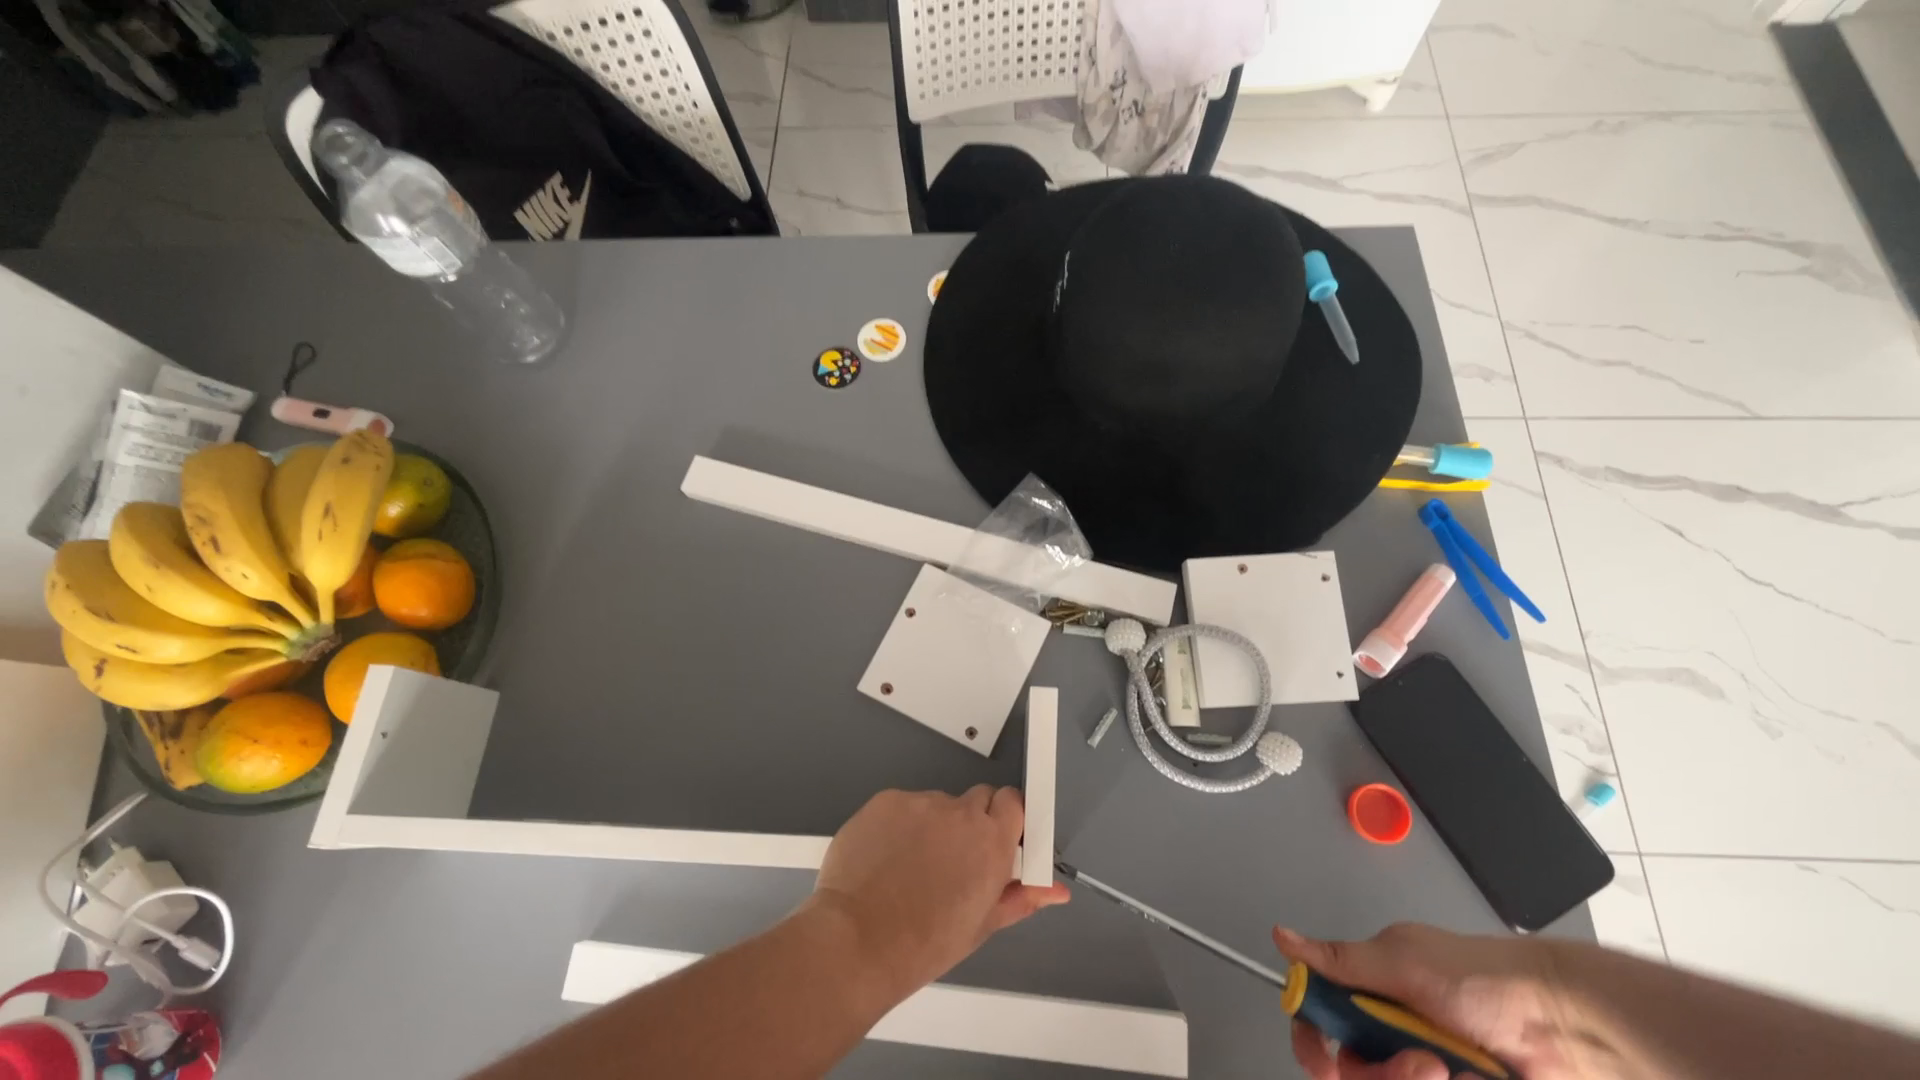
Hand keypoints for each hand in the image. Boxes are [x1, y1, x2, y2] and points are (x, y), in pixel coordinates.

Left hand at [807, 786, 1070, 997]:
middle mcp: (960, 813)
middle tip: (954, 859)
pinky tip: (887, 858)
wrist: (859, 940)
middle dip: (971, 822)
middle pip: (977, 798)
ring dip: (931, 825)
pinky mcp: (886, 801)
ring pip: (936, 804)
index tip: (996, 838)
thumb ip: (1022, 897)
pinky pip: (901, 805)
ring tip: (911, 867)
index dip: (1004, 819)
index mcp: (992, 841)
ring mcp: (920, 803)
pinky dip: (898, 825)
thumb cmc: (921, 942)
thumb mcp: (981, 924)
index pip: (1013, 802)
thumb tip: (1053, 890)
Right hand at [1273, 924, 1616, 1079]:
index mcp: (1370, 986)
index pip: (1319, 1017)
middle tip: (1425, 1067)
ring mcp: (1424, 1063)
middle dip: (1382, 1075)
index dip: (1312, 1042)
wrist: (1567, 1023)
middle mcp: (1390, 1027)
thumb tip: (1280, 937)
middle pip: (1354, 1068)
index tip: (1324, 1063)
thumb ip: (1340, 960)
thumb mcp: (1403, 962)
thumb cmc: (1480, 980)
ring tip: (1460, 1075)